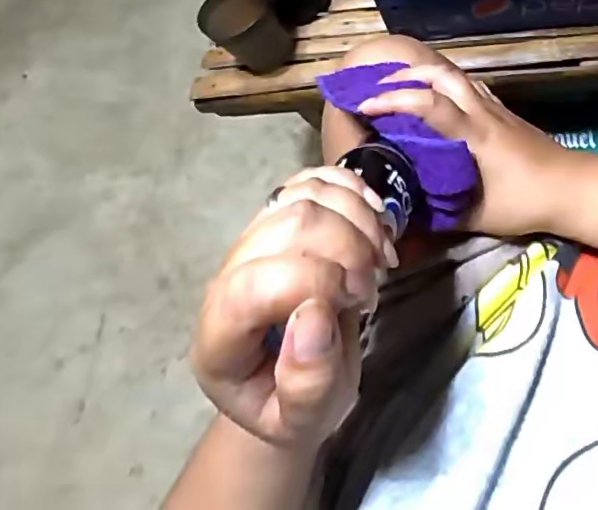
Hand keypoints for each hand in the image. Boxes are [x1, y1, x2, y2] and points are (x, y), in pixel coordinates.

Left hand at [191, 166, 395, 450]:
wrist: (293, 377)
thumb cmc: (294, 404)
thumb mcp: (305, 420)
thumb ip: (307, 384)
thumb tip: (313, 316)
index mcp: (220, 333)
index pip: (253, 283)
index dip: (313, 281)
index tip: (356, 301)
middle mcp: (229, 272)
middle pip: (289, 223)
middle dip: (347, 247)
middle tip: (370, 285)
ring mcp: (257, 234)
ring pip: (306, 193)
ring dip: (358, 217)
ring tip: (377, 257)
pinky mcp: (284, 211)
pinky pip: (316, 178)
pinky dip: (354, 189)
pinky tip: (375, 219)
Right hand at [358, 63, 571, 236]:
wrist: (571, 186)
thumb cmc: (524, 202)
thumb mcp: (476, 217)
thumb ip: (439, 212)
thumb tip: (405, 214)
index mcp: (471, 134)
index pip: (428, 104)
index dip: (394, 99)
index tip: (366, 105)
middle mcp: (480, 112)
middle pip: (442, 75)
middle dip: (406, 74)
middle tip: (380, 87)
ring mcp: (494, 108)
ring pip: (457, 76)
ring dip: (426, 74)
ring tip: (403, 85)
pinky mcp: (504, 111)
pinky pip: (470, 86)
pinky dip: (447, 83)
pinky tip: (440, 96)